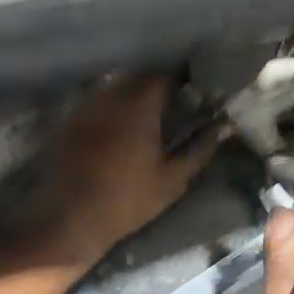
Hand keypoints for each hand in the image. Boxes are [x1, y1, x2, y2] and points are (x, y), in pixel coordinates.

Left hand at [20, 75, 219, 261]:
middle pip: (137, 76)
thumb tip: (225, 126)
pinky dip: (110, 108)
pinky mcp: (68, 121)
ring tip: (146, 113)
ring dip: (131, 94)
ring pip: (114, 87)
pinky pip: (95, 102)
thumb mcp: (172, 179)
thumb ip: (200, 148)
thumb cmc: (127, 200)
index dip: (180, 77)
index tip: (192, 87)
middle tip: (173, 101)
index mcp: (139, 105)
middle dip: (156, 84)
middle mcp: (110, 96)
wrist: (68, 219)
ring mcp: (85, 107)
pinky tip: (117, 127)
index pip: (163, 74)